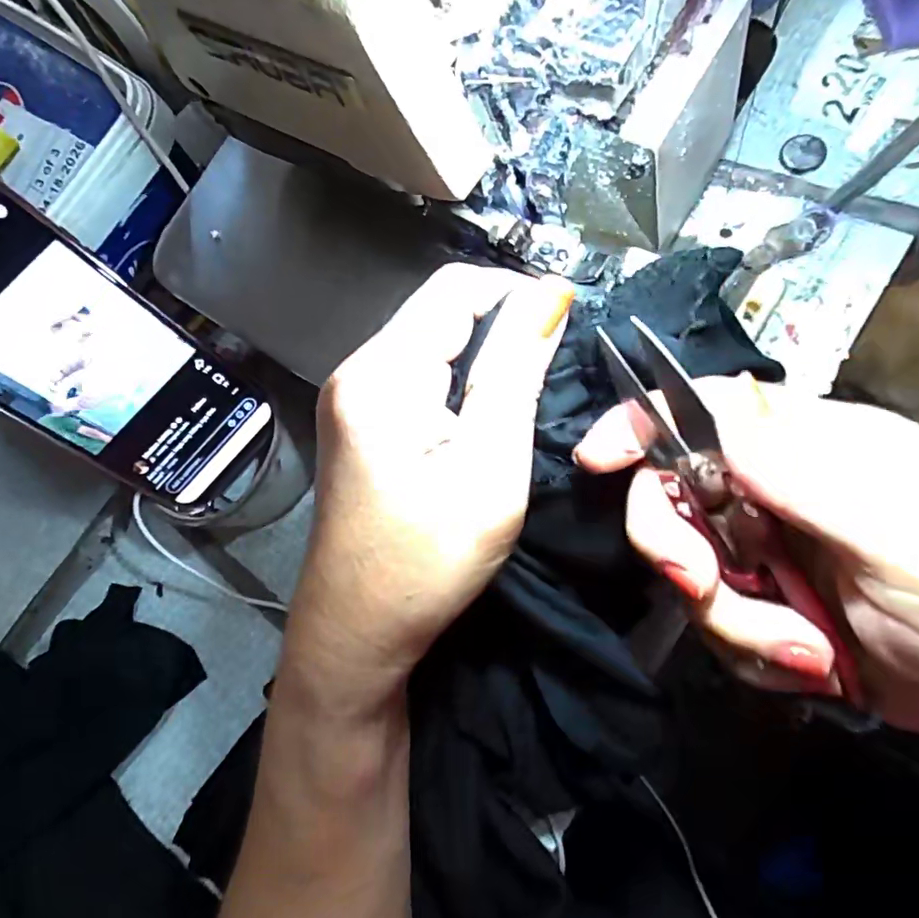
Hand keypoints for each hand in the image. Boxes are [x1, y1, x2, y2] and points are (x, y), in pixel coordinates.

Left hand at [285, 265, 574, 713]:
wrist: (356, 629)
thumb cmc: (426, 562)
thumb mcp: (490, 466)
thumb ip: (516, 374)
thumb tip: (548, 297)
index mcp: (383, 374)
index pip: (456, 288)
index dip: (518, 289)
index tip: (568, 316)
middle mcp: (355, 371)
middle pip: (438, 311)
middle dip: (500, 323)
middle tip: (553, 362)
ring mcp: (350, 397)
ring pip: (429, 342)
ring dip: (481, 353)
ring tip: (524, 389)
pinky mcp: (357, 422)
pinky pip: (414, 375)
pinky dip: (456, 380)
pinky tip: (481, 411)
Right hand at [575, 378, 918, 749]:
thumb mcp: (918, 538)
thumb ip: (811, 478)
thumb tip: (714, 416)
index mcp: (818, 443)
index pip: (710, 407)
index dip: (644, 422)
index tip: (597, 459)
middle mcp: (780, 486)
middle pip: (676, 491)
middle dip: (675, 544)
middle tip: (700, 588)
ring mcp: (769, 548)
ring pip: (690, 566)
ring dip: (731, 619)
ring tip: (806, 654)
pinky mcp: (766, 604)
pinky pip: (715, 620)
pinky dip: (748, 651)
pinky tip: (811, 667)